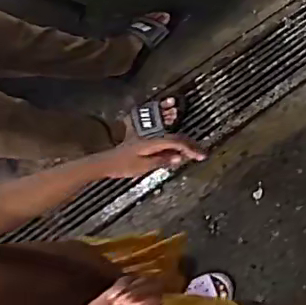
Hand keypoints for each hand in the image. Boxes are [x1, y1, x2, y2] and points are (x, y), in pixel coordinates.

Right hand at [60, 275, 161, 304]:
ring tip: (116, 303)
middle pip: (154, 285)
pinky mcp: (114, 292)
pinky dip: (123, 285)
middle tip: (123, 303)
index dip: (150, 299)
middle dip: (141, 291)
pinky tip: (111, 297)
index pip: (160, 297)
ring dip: (132, 288)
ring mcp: (130, 296)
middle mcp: (144, 302)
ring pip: (142, 281)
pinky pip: (126, 280)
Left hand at [83, 136, 205, 178]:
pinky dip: (176, 147)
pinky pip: (167, 142)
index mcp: (153, 142)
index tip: (202, 156)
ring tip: (194, 153)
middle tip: (202, 154)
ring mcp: (150, 139)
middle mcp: (153, 137)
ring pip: (173, 139)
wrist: (103, 163)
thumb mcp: (142, 166)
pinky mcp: (147, 143)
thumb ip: (162, 161)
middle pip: (178, 138)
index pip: (178, 142)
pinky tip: (178, 153)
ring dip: (185, 145)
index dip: (192, 148)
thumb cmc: (121, 165)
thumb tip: (180, 158)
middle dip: (192, 146)